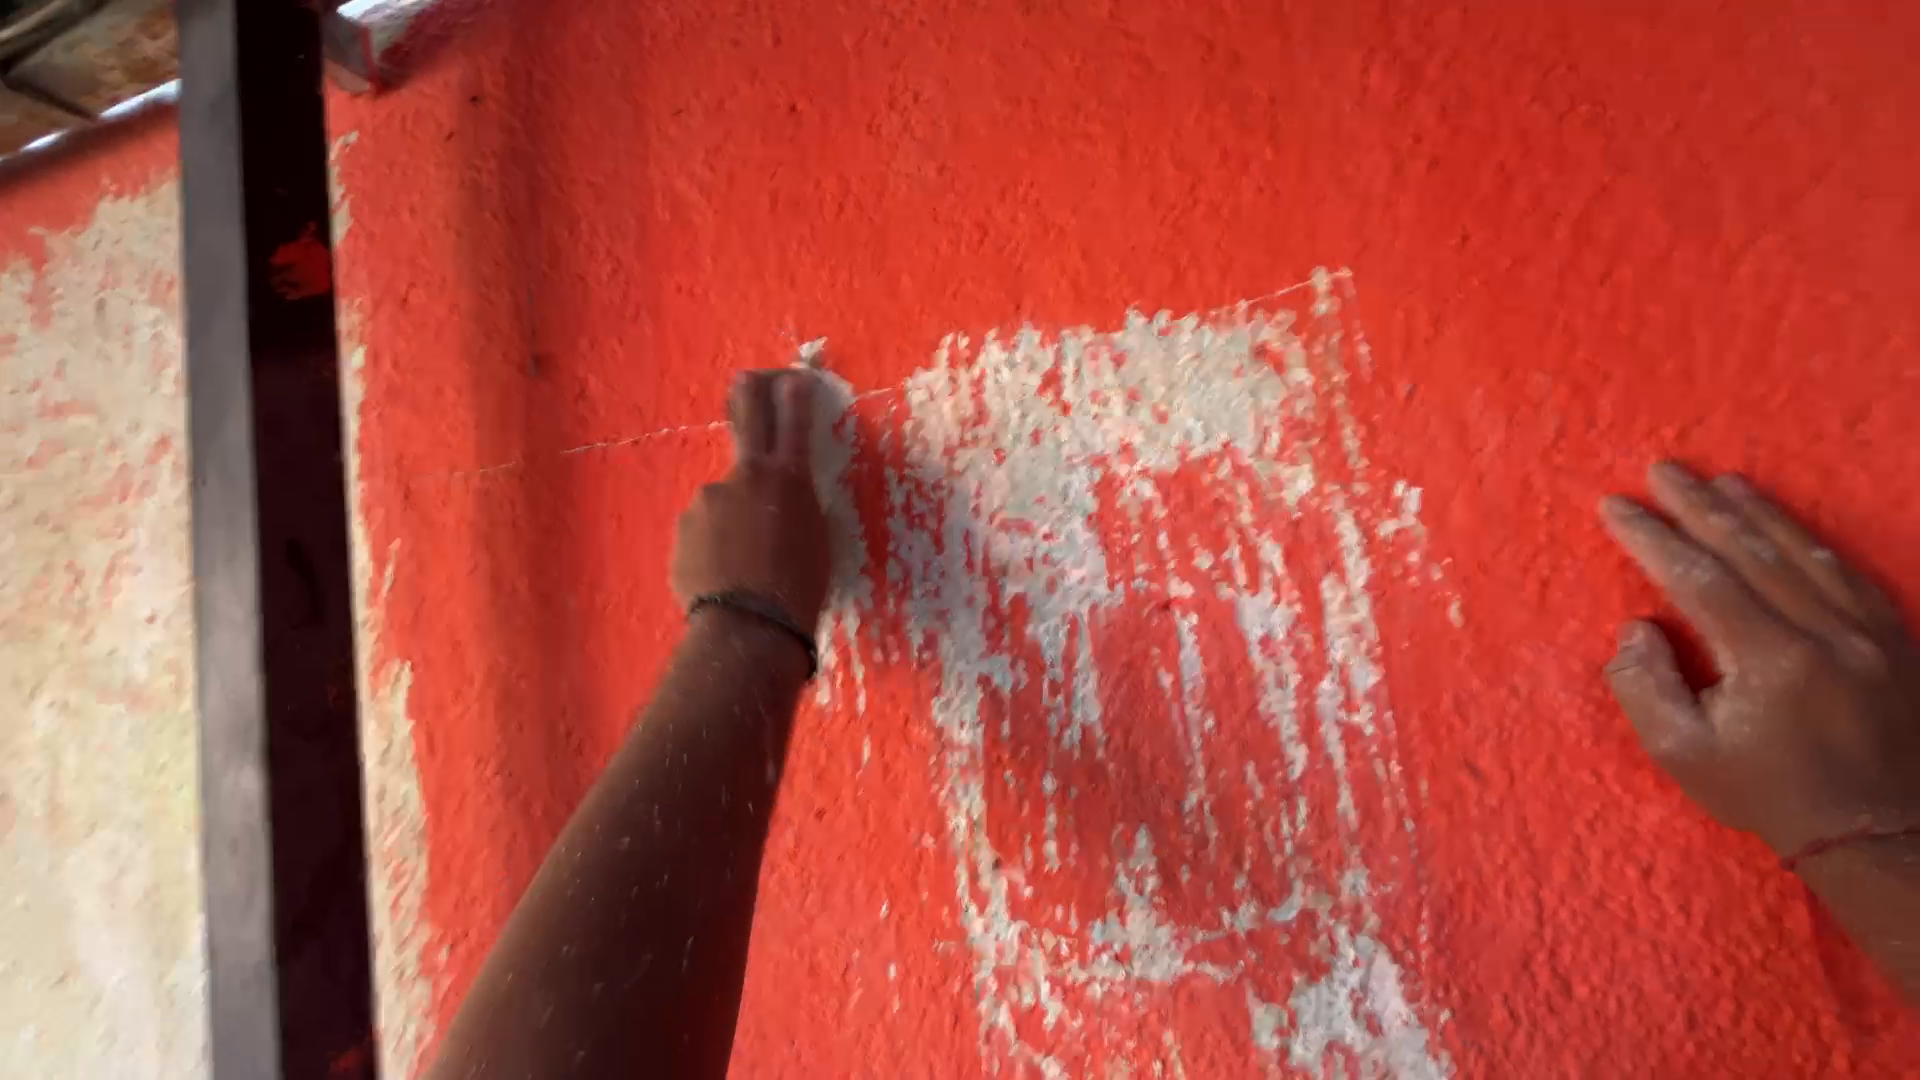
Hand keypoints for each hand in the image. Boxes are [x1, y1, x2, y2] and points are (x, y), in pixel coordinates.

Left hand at [671, 371, 830, 628]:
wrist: (750, 626)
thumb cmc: (802, 588)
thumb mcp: (816, 540)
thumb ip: (796, 507)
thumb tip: (782, 501)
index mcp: (789, 479)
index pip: (793, 418)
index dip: (795, 393)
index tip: (795, 377)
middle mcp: (745, 476)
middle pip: (746, 413)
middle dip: (751, 391)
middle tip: (751, 380)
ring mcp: (708, 498)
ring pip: (725, 497)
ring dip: (734, 517)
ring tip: (745, 561)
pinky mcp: (684, 525)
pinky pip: (705, 528)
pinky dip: (716, 545)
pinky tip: (726, 574)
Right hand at [1600, 462, 1919, 857]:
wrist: (1887, 836)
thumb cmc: (1766, 792)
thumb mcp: (1679, 750)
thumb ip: (1644, 684)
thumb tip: (1639, 628)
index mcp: (1772, 659)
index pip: (1700, 577)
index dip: (1653, 536)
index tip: (1615, 506)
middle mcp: (1829, 635)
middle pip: (1753, 552)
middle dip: (1700, 507)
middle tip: (1662, 469)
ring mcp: (1873, 636)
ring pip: (1806, 555)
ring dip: (1758, 513)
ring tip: (1721, 481)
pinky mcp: (1896, 645)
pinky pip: (1849, 577)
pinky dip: (1809, 542)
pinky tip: (1787, 526)